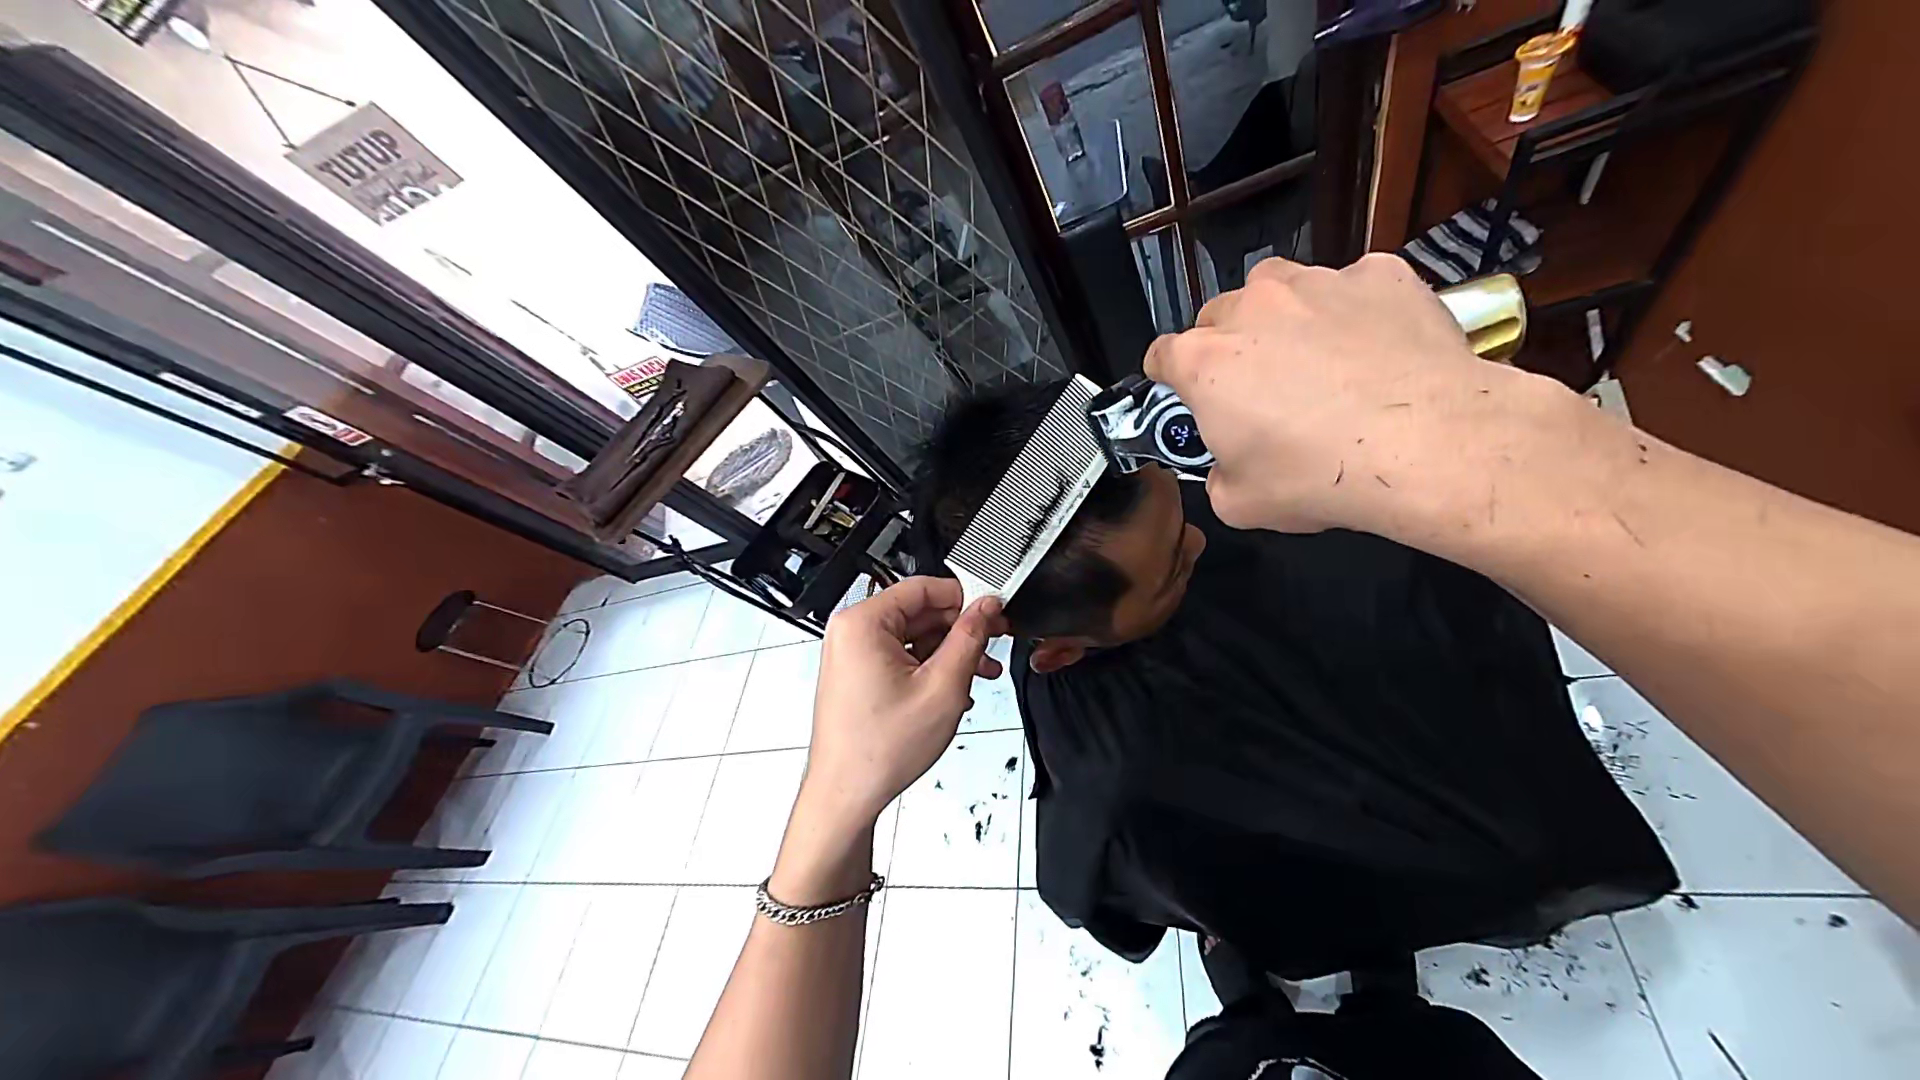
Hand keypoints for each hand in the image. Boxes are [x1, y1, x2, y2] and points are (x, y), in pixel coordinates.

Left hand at [802, 577, 1006, 829]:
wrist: (846, 795)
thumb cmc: (877, 750)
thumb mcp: (942, 686)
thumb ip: (969, 638)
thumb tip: (985, 607)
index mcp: (862, 623)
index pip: (924, 587)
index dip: (964, 598)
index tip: (990, 612)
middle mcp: (851, 632)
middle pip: (919, 612)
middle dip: (959, 631)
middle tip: (990, 647)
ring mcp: (852, 653)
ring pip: (913, 636)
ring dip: (948, 653)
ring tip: (978, 674)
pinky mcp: (857, 673)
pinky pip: (900, 655)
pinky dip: (929, 668)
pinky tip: (953, 689)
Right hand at [1146, 254, 1568, 539]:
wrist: (1431, 446)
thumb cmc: (1319, 476)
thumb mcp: (1239, 503)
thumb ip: (1216, 474)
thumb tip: (1228, 466)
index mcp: (1204, 362)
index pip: (1161, 355)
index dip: (1168, 377)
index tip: (1184, 394)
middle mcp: (1250, 308)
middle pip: (1217, 317)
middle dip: (1226, 347)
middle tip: (1258, 388)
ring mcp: (1316, 284)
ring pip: (1276, 289)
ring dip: (1280, 319)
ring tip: (1315, 359)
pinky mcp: (1379, 274)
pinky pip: (1348, 287)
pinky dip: (1350, 311)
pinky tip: (1371, 347)